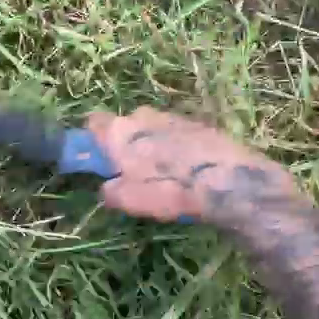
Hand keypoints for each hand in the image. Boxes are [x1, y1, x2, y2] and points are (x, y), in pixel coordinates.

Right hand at [85, 108, 299, 225]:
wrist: (226, 183)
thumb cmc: (169, 191)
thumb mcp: (129, 201)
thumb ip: (111, 191)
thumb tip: (107, 187)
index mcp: (119, 132)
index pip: (93, 122)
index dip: (92, 139)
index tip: (98, 157)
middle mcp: (143, 117)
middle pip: (124, 124)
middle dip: (124, 142)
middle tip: (132, 169)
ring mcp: (172, 117)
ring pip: (151, 127)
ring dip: (151, 143)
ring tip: (163, 170)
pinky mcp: (198, 124)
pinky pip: (176, 132)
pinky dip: (175, 145)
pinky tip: (185, 167)